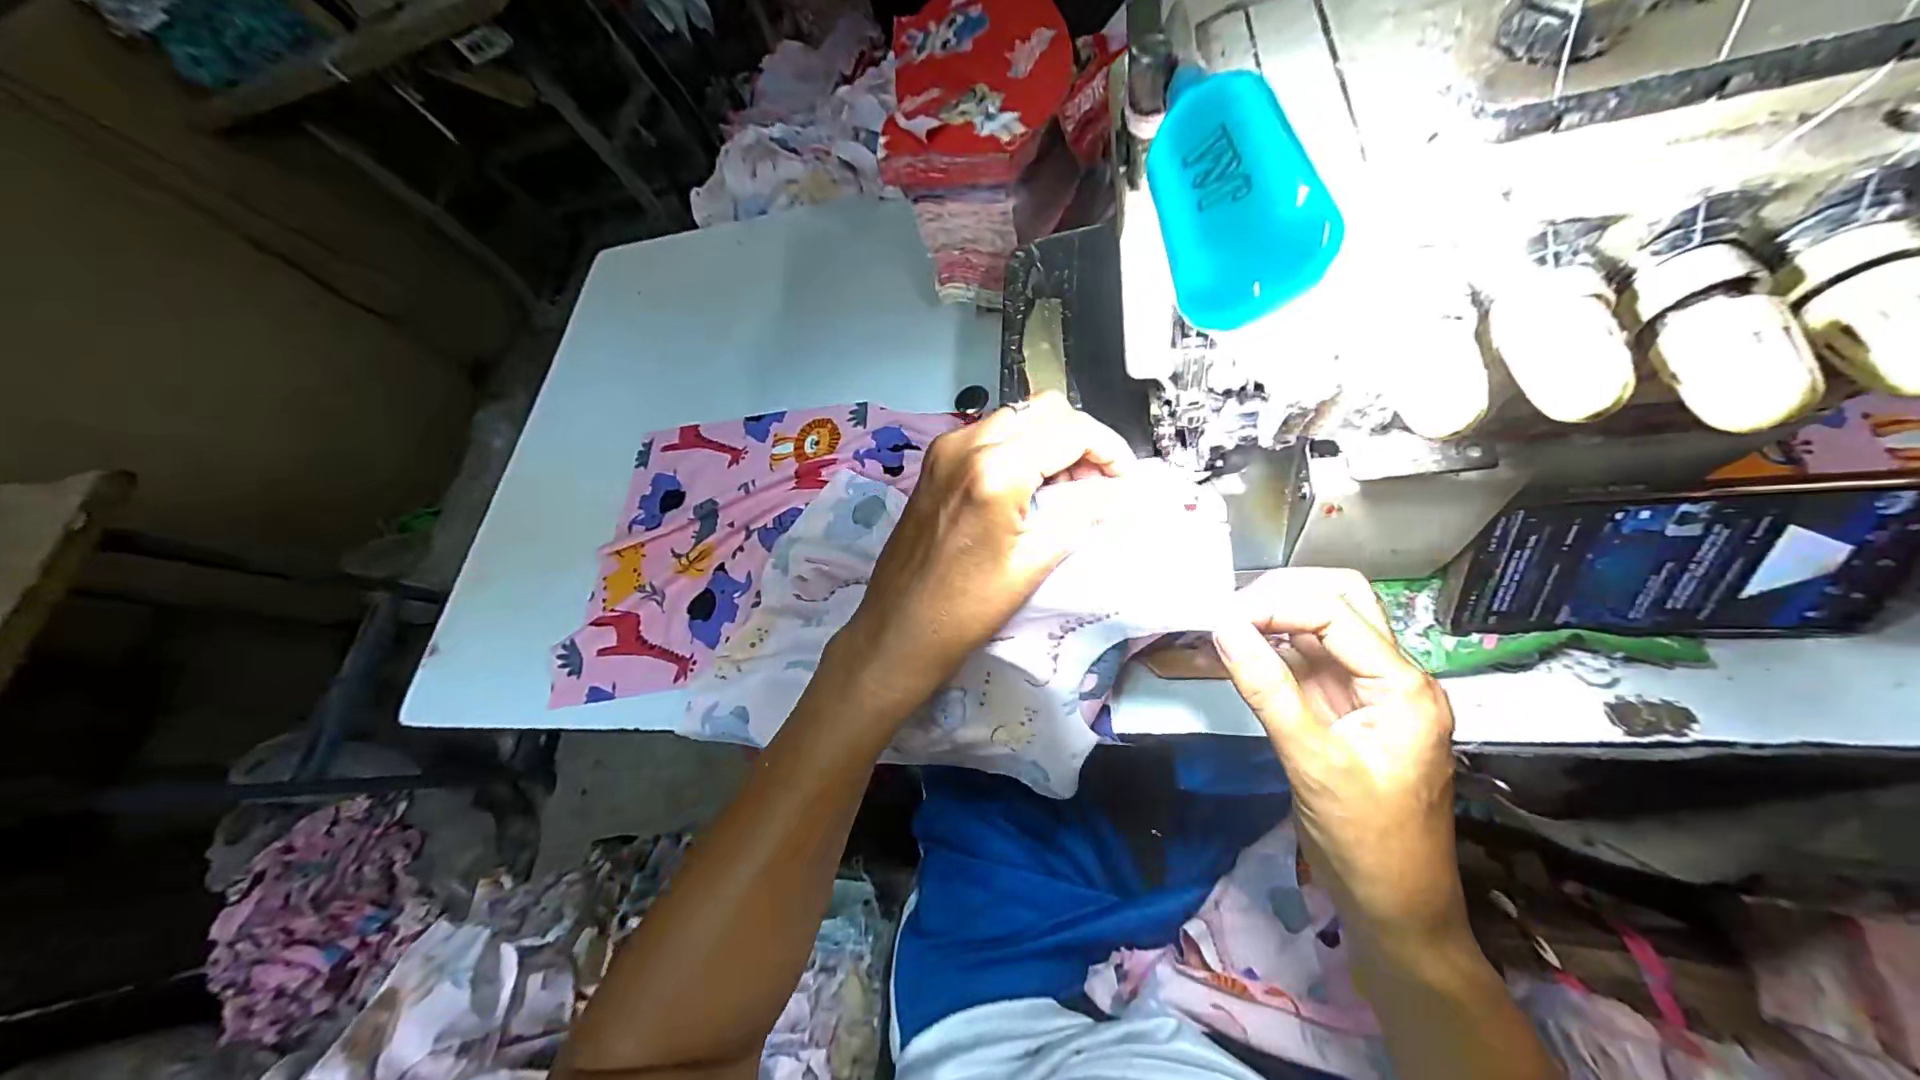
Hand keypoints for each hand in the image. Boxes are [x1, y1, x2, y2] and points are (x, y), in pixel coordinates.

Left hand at [830, 392, 1133, 719]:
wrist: (898, 628)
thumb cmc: (965, 609)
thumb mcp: (1033, 563)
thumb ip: (1081, 514)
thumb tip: (1118, 491)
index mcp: (994, 470)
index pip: (1071, 431)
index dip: (1109, 449)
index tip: (1124, 479)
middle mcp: (965, 445)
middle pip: (1043, 411)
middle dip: (1080, 439)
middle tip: (1096, 483)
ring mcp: (944, 450)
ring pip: (1017, 418)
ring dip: (1050, 441)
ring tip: (1066, 488)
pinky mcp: (934, 462)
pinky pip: (990, 435)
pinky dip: (1019, 448)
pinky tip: (1029, 487)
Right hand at [1210, 570, 1465, 948]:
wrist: (1394, 906)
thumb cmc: (1368, 842)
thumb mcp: (1314, 764)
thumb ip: (1268, 691)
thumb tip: (1223, 629)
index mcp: (1404, 686)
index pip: (1336, 613)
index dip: (1276, 606)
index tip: (1222, 619)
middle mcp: (1390, 677)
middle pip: (1341, 602)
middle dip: (1283, 594)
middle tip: (1229, 610)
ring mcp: (1364, 692)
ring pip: (1320, 627)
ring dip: (1273, 619)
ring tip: (1224, 625)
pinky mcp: (1340, 709)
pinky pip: (1302, 662)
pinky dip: (1268, 651)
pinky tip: (1235, 652)